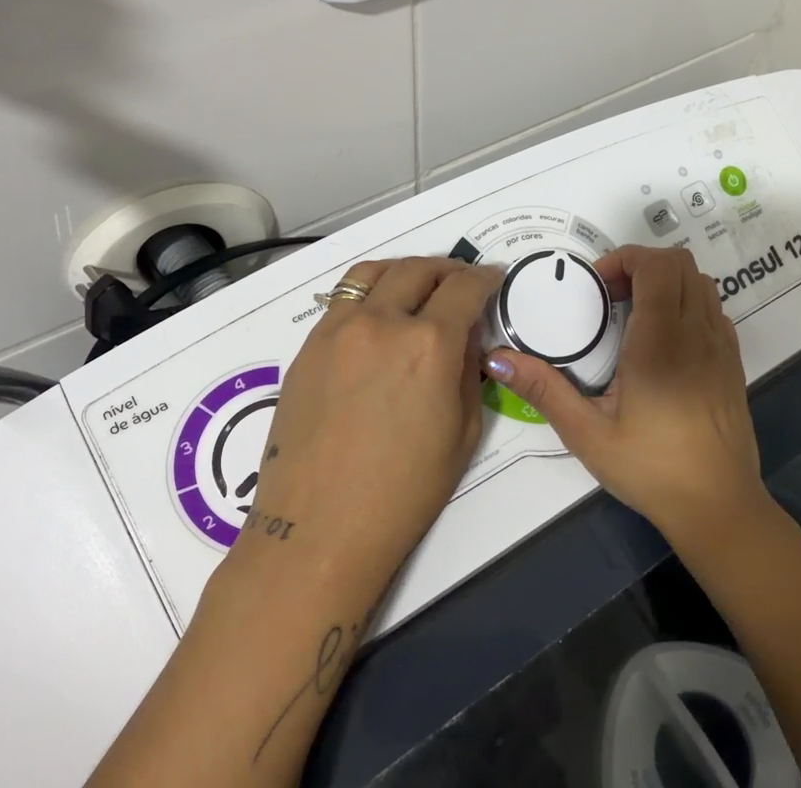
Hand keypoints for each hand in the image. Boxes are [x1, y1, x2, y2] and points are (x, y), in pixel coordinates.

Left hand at [233, 257, 504, 589]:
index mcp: (429, 344)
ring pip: (372, 273)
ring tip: (417, 287)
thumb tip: (465, 337)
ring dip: (403, 272)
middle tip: (460, 282)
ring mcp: (336, 331)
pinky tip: (378, 318)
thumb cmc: (405, 492)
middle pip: (418, 270)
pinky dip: (369, 295)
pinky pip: (342, 301)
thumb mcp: (462, 433)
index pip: (464, 287)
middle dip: (447, 270)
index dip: (485, 278)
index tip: (493, 278)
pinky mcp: (307, 348)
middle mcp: (381, 323)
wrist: (321, 529)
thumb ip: (468, 371)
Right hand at [482, 245, 766, 541]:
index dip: (625, 258)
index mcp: (661, 340)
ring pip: (701, 283)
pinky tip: (662, 342)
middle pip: (681, 263)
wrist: (717, 506)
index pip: (657, 265)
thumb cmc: (650, 468)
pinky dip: (687, 304)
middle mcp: (698, 332)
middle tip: (608, 297)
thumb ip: (543, 389)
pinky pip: (713, 310)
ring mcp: (722, 346)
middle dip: (641, 265)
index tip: (596, 285)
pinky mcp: (732, 363)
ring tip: (633, 316)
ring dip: (666, 283)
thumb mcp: (587, 433)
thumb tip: (498, 357)